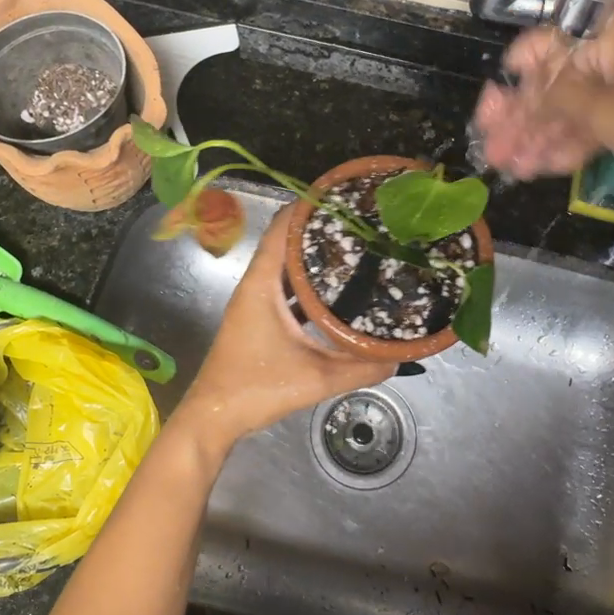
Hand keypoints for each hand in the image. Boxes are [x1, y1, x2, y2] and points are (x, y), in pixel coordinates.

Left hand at [172, 208, 394, 451]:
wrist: (213, 416)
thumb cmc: (256, 388)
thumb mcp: (315, 378)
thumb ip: (360, 367)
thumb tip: (400, 357)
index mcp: (262, 284)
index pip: (281, 228)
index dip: (307, 208)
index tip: (340, 198)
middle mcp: (256, 285)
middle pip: (285, 242)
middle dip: (317, 230)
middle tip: (359, 222)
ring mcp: (255, 302)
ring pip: (285, 267)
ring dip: (311, 257)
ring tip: (353, 249)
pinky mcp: (258, 319)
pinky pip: (284, 288)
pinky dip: (306, 283)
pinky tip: (334, 291)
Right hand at [471, 13, 613, 181]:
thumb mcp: (610, 112)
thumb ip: (558, 101)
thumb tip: (525, 92)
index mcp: (607, 38)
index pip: (545, 45)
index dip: (512, 76)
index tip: (489, 108)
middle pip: (555, 83)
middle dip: (521, 117)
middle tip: (490, 149)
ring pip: (575, 110)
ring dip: (541, 138)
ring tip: (509, 168)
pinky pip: (600, 125)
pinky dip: (573, 144)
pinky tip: (544, 169)